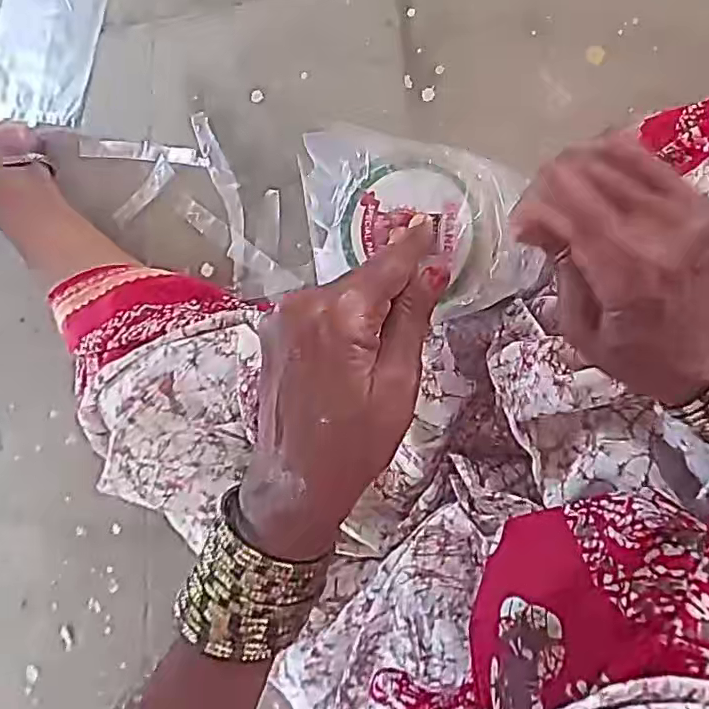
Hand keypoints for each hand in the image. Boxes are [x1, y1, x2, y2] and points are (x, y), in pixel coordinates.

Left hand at [239, 215, 448, 558]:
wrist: (293, 486)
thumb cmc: (356, 443)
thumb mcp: (399, 383)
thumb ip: (412, 319)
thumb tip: (431, 271)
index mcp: (340, 315)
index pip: (388, 264)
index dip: (415, 244)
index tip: (433, 222)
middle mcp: (304, 304)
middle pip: (365, 276)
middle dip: (398, 278)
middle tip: (430, 283)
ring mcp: (283, 316)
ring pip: (345, 290)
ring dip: (373, 298)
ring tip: (397, 326)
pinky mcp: (275, 330)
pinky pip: (324, 306)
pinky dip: (349, 310)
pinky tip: (363, 338)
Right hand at [513, 134, 708, 406]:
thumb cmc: (640, 357)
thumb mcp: (583, 331)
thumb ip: (559, 267)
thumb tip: (533, 221)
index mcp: (625, 271)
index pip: (565, 204)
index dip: (532, 207)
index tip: (523, 229)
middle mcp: (657, 231)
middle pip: (582, 170)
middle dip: (550, 186)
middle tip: (543, 214)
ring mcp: (683, 211)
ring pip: (611, 154)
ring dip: (578, 169)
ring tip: (569, 195)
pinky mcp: (698, 202)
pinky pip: (646, 157)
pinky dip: (614, 158)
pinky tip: (600, 175)